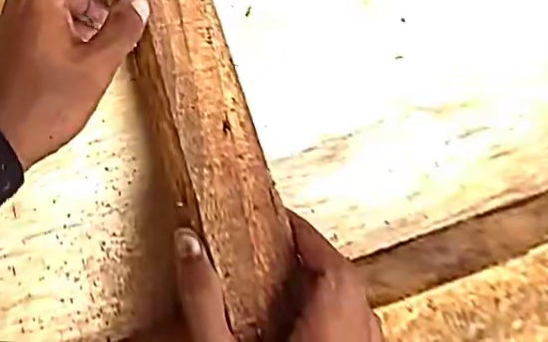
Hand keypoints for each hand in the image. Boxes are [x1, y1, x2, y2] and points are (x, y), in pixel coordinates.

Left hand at [0, 0, 149, 167]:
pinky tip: (86, 38)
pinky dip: (64, 10)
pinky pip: (39, 8)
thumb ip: (119, 31)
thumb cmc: (45, 100)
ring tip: (106, 15)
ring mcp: (14, 19)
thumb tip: (138, 3)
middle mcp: (23, 0)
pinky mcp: (13, 38)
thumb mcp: (94, 67)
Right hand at [176, 211, 382, 341]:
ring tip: (287, 284)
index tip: (279, 217)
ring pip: (361, 322)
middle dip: (317, 260)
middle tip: (279, 246)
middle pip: (352, 291)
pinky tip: (296, 330)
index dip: (310, 236)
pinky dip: (333, 325)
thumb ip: (203, 298)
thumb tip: (186, 240)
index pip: (338, 270)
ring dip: (328, 295)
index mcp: (331, 337)